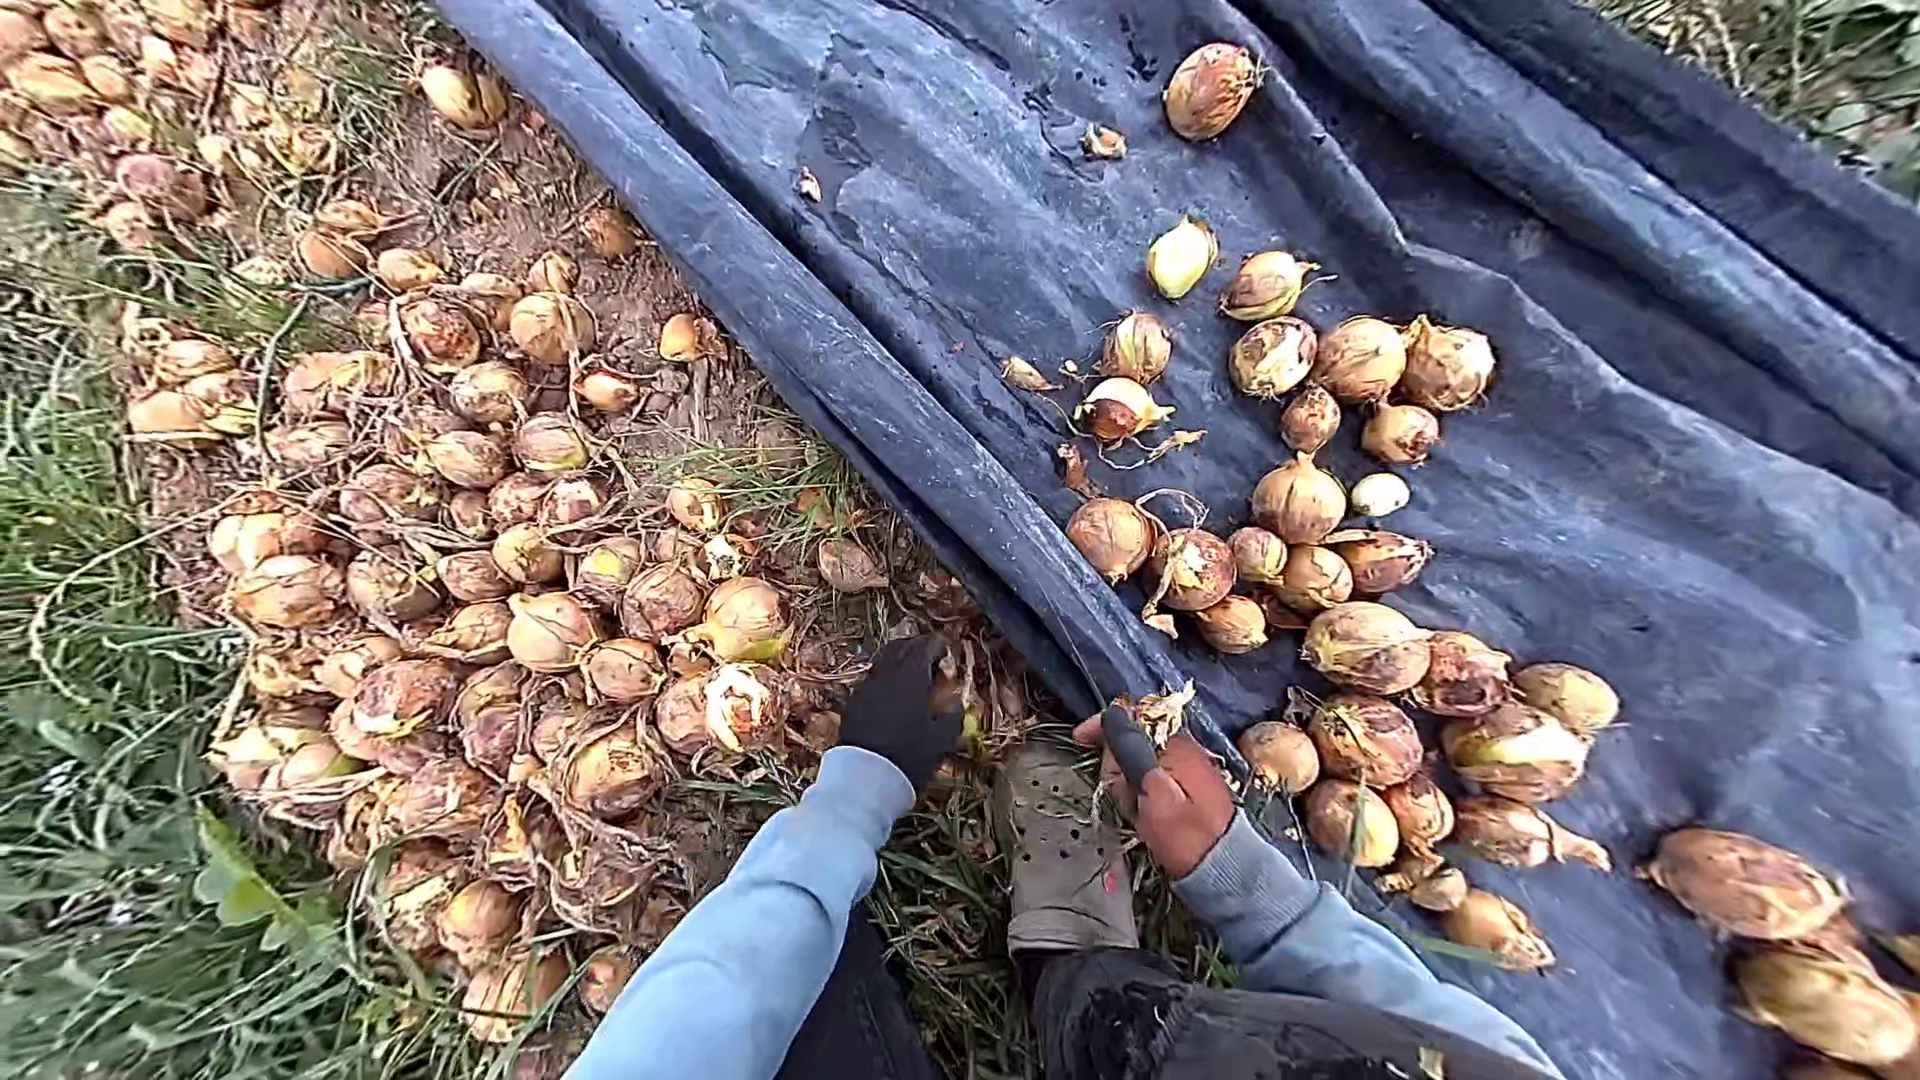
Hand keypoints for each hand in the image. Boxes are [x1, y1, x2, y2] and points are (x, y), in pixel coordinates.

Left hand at [838, 635, 962, 791]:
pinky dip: (886, 678)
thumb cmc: (910, 756)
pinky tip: (893, 692)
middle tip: (929, 655)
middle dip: (916, 646)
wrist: (866, 778)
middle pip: (900, 648)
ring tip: (912, 672)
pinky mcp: (854, 702)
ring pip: (884, 661)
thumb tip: (954, 703)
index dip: (936, 644)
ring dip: (899, 660)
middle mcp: (887, 675)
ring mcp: (867, 688)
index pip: (924, 648)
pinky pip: (873, 679)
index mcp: (911, 677)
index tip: (945, 648)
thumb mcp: (942, 739)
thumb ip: (952, 715)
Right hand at [1072, 716, 1233, 878]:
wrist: (1228, 875)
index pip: (1131, 716)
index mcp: (1175, 744)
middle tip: (1122, 795)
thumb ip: (1133, 752)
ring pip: (1139, 759)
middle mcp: (1183, 748)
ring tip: (1135, 810)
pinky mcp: (1188, 786)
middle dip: (1116, 763)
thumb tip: (1115, 714)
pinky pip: (1151, 775)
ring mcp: (1187, 767)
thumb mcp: (1154, 793)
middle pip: (1132, 738)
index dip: (1102, 725)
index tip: (1079, 740)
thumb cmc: (1187, 837)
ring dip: (1127, 781)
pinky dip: (1140, 789)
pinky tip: (1143, 813)